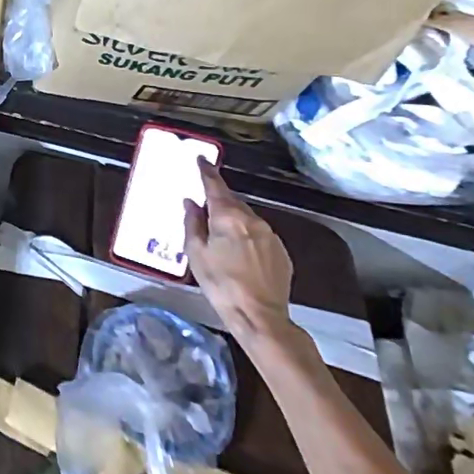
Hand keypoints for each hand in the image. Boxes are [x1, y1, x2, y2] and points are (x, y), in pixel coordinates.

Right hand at [183, 159, 292, 339]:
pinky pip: (259, 234)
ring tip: (220, 235)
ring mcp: (271, 236)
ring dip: (232, 220)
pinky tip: (238, 252)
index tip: (201, 159)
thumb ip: (192, 222)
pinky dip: (246, 235)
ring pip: (246, 218)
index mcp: (228, 217)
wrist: (259, 315)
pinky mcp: (281, 252)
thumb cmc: (219, 283)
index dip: (206, 171)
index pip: (215, 186)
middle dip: (218, 201)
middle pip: (232, 202)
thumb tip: (191, 202)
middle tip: (204, 207)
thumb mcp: (195, 252)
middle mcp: (253, 221)